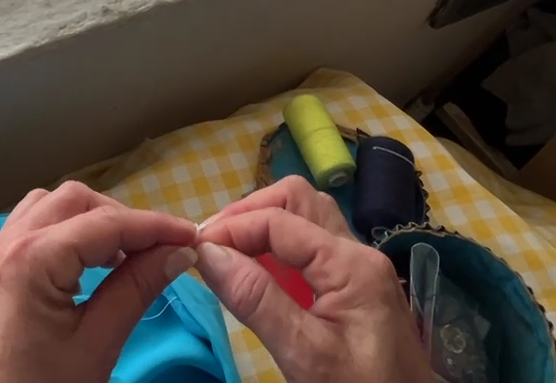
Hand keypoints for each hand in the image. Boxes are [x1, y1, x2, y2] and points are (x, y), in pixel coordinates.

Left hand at [0, 182, 200, 382]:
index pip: (104, 223)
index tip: (191, 236)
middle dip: (119, 217)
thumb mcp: (96, 346)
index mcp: (30, 258)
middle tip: (157, 249)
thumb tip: (179, 252)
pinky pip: (28, 226)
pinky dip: (61, 231)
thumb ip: (136, 289)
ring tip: (122, 255)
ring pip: (48, 205)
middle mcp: (4, 241)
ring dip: (88, 219)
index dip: (153, 226)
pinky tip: (84, 263)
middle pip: (74, 200)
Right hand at [194, 176, 430, 382]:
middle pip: (296, 200)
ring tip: (231, 251)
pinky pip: (312, 244)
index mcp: (351, 264)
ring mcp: (360, 268)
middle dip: (250, 212)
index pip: (278, 220)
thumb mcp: (306, 356)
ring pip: (305, 216)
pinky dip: (278, 245)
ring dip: (264, 223)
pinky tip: (258, 271)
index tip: (195, 248)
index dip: (232, 227)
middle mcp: (359, 252)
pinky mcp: (356, 288)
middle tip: (214, 242)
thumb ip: (256, 300)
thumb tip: (206, 252)